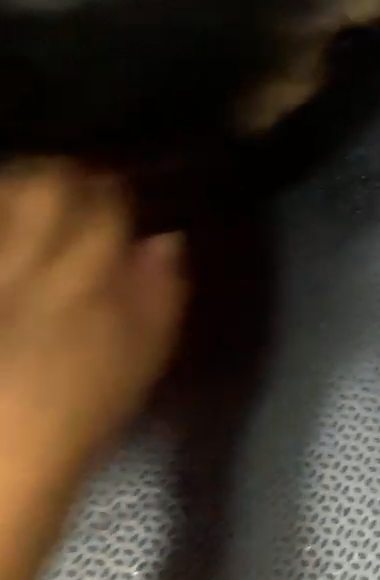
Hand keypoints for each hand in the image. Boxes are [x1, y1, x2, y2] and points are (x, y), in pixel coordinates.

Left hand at [0, 161, 186, 481]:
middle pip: (32, 191)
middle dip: (51, 172)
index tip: (117, 173)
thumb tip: (164, 238)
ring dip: (13, 194)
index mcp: (85, 279)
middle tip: (65, 171)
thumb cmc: (83, 408)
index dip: (110, 179)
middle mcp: (22, 270)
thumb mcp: (147, 351)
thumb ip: (161, 289)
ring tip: (25, 192)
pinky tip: (5, 233)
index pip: (101, 203)